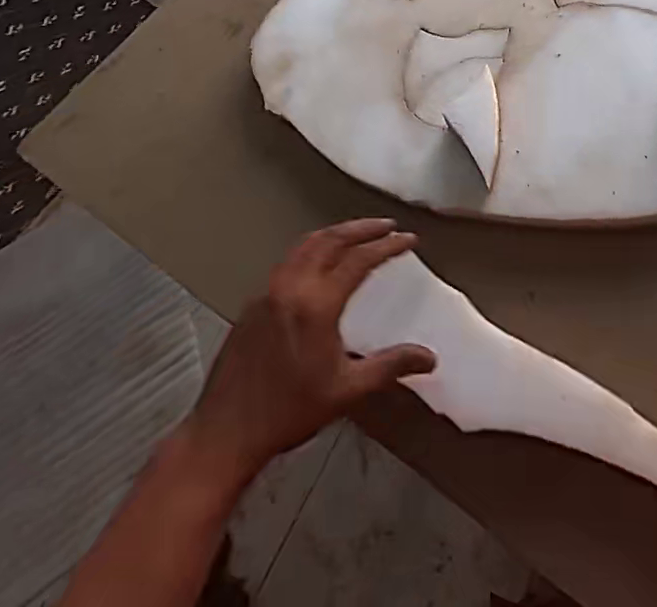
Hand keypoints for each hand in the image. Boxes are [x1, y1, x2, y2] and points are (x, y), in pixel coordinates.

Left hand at [178, 218, 436, 484]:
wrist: (226, 430)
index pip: (359, 260)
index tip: (407, 239)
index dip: (387, 246)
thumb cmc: (290, 411)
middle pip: (329, 240)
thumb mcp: (348, 390)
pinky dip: (312, 250)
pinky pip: (287, 262)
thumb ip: (390, 366)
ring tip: (356, 235)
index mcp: (316, 305)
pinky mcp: (253, 303)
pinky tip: (320, 265)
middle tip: (386, 226)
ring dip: (334, 234)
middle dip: (361, 228)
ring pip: (304, 246)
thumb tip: (429, 358)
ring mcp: (267, 292)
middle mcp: (290, 288)